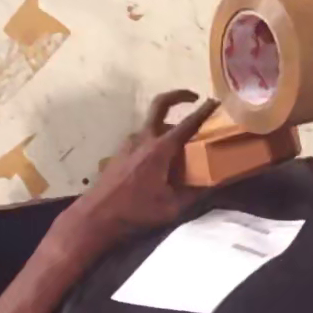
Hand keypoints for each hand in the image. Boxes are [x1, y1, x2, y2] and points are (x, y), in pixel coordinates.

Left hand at [52, 90, 219, 258]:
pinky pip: (142, 138)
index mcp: (160, 149)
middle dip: (178, 95)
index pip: (187, 124)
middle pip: (161, 104)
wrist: (96, 217)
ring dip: (167, 125)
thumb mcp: (172, 207)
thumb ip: (195, 194)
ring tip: (181, 142)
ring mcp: (128, 143)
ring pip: (152, 124)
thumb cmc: (135, 212)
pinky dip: (155, 139)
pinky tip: (161, 160)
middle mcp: (143, 139)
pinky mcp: (119, 152)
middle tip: (193, 97)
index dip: (204, 111)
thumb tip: (216, 184)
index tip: (215, 101)